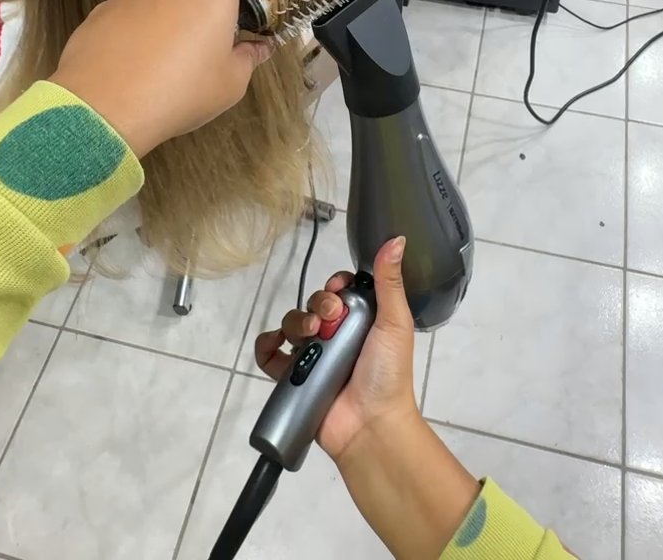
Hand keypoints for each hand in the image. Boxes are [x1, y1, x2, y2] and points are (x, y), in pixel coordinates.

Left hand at [49, 0, 271, 155]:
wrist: (107, 106)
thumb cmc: (182, 93)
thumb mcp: (231, 85)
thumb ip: (249, 59)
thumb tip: (260, 48)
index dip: (230, 14)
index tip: (226, 43)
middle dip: (195, 19)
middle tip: (193, 60)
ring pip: (159, 6)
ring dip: (162, 27)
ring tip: (156, 69)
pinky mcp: (103, 10)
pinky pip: (128, 19)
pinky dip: (132, 37)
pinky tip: (129, 69)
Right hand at [253, 237, 417, 459]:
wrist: (370, 426)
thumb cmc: (388, 372)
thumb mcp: (394, 323)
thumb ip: (390, 282)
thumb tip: (396, 238)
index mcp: (361, 320)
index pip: (340, 289)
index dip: (336, 283)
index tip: (340, 286)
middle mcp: (336, 334)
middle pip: (314, 303)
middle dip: (318, 303)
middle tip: (330, 317)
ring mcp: (313, 356)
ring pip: (292, 322)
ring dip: (297, 322)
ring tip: (311, 337)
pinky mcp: (293, 377)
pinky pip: (270, 354)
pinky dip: (266, 346)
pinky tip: (275, 346)